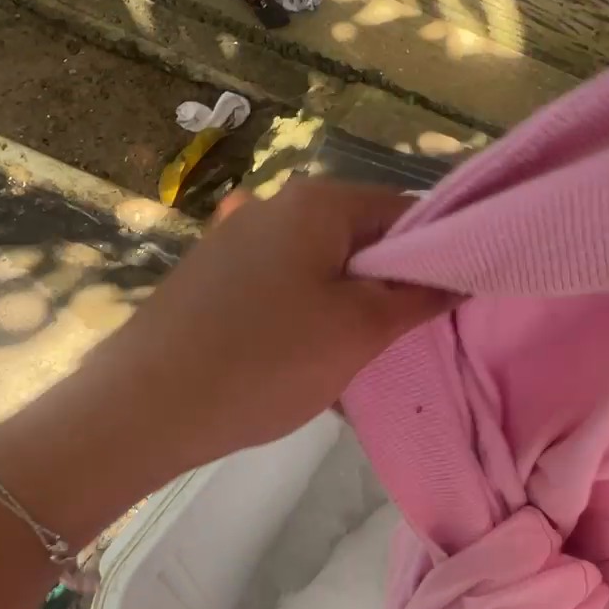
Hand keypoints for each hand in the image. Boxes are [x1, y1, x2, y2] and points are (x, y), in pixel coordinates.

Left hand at [85, 180, 455, 474]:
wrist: (147, 406)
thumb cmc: (268, 360)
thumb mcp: (360, 331)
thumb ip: (419, 298)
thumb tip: (461, 276)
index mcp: (317, 202)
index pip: (406, 211)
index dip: (439, 254)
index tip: (455, 303)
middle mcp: (277, 205)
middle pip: (365, 238)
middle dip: (394, 287)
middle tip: (409, 339)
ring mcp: (240, 239)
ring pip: (328, 268)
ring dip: (354, 308)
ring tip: (361, 357)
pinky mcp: (219, 277)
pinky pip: (290, 288)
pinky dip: (315, 317)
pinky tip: (311, 358)